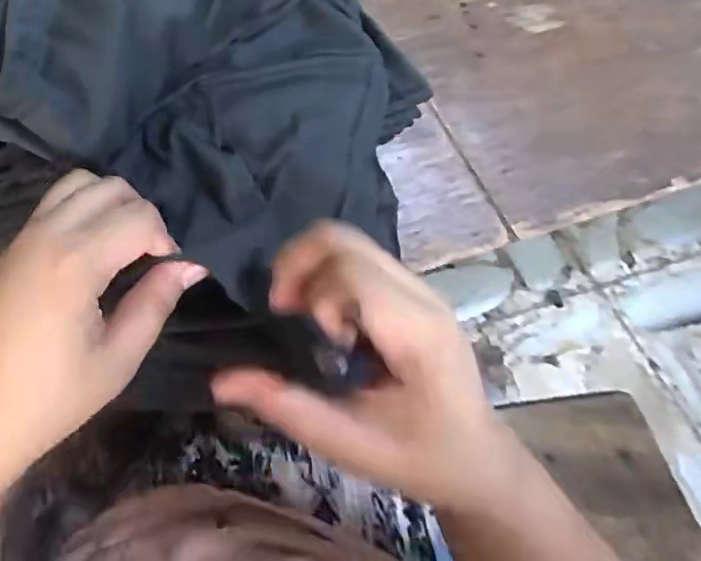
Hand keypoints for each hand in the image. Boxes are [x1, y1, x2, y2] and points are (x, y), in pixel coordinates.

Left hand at [0, 170, 206, 504]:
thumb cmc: (48, 401)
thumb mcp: (116, 361)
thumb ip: (155, 303)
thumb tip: (190, 265)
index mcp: (75, 261)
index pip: (139, 215)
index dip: (166, 238)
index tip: (170, 272)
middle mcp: (49, 232)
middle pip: (112, 187)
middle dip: (142, 214)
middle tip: (149, 259)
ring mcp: (25, 234)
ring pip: (80, 182)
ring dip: (110, 201)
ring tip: (121, 246)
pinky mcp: (12, 244)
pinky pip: (55, 200)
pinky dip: (83, 205)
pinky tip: (90, 248)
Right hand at [210, 221, 516, 513]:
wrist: (481, 461)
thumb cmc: (419, 457)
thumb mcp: (349, 444)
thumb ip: (286, 406)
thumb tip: (219, 381)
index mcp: (416, 332)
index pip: (352, 271)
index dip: (313, 290)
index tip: (296, 325)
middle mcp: (421, 294)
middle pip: (344, 239)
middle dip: (298, 262)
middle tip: (284, 306)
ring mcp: (419, 285)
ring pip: (348, 239)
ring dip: (310, 264)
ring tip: (301, 309)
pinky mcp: (410, 286)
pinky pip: (357, 253)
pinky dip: (326, 269)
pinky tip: (325, 313)